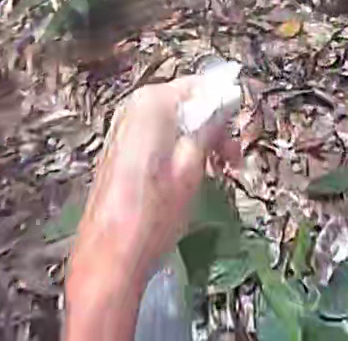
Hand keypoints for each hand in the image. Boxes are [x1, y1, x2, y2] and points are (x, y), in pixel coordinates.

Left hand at [65, 75, 236, 340]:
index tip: (239, 133)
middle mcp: (134, 107)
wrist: (108, 262)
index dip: (226, 106)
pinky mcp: (120, 150)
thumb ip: (211, 122)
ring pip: (175, 121)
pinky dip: (179, 149)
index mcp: (152, 101)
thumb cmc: (155, 210)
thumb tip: (229, 95)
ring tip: (217, 171)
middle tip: (232, 159)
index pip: (201, 85)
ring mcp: (123, 128)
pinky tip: (191, 176)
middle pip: (188, 103)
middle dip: (214, 127)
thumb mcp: (193, 163)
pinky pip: (159, 136)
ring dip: (200, 140)